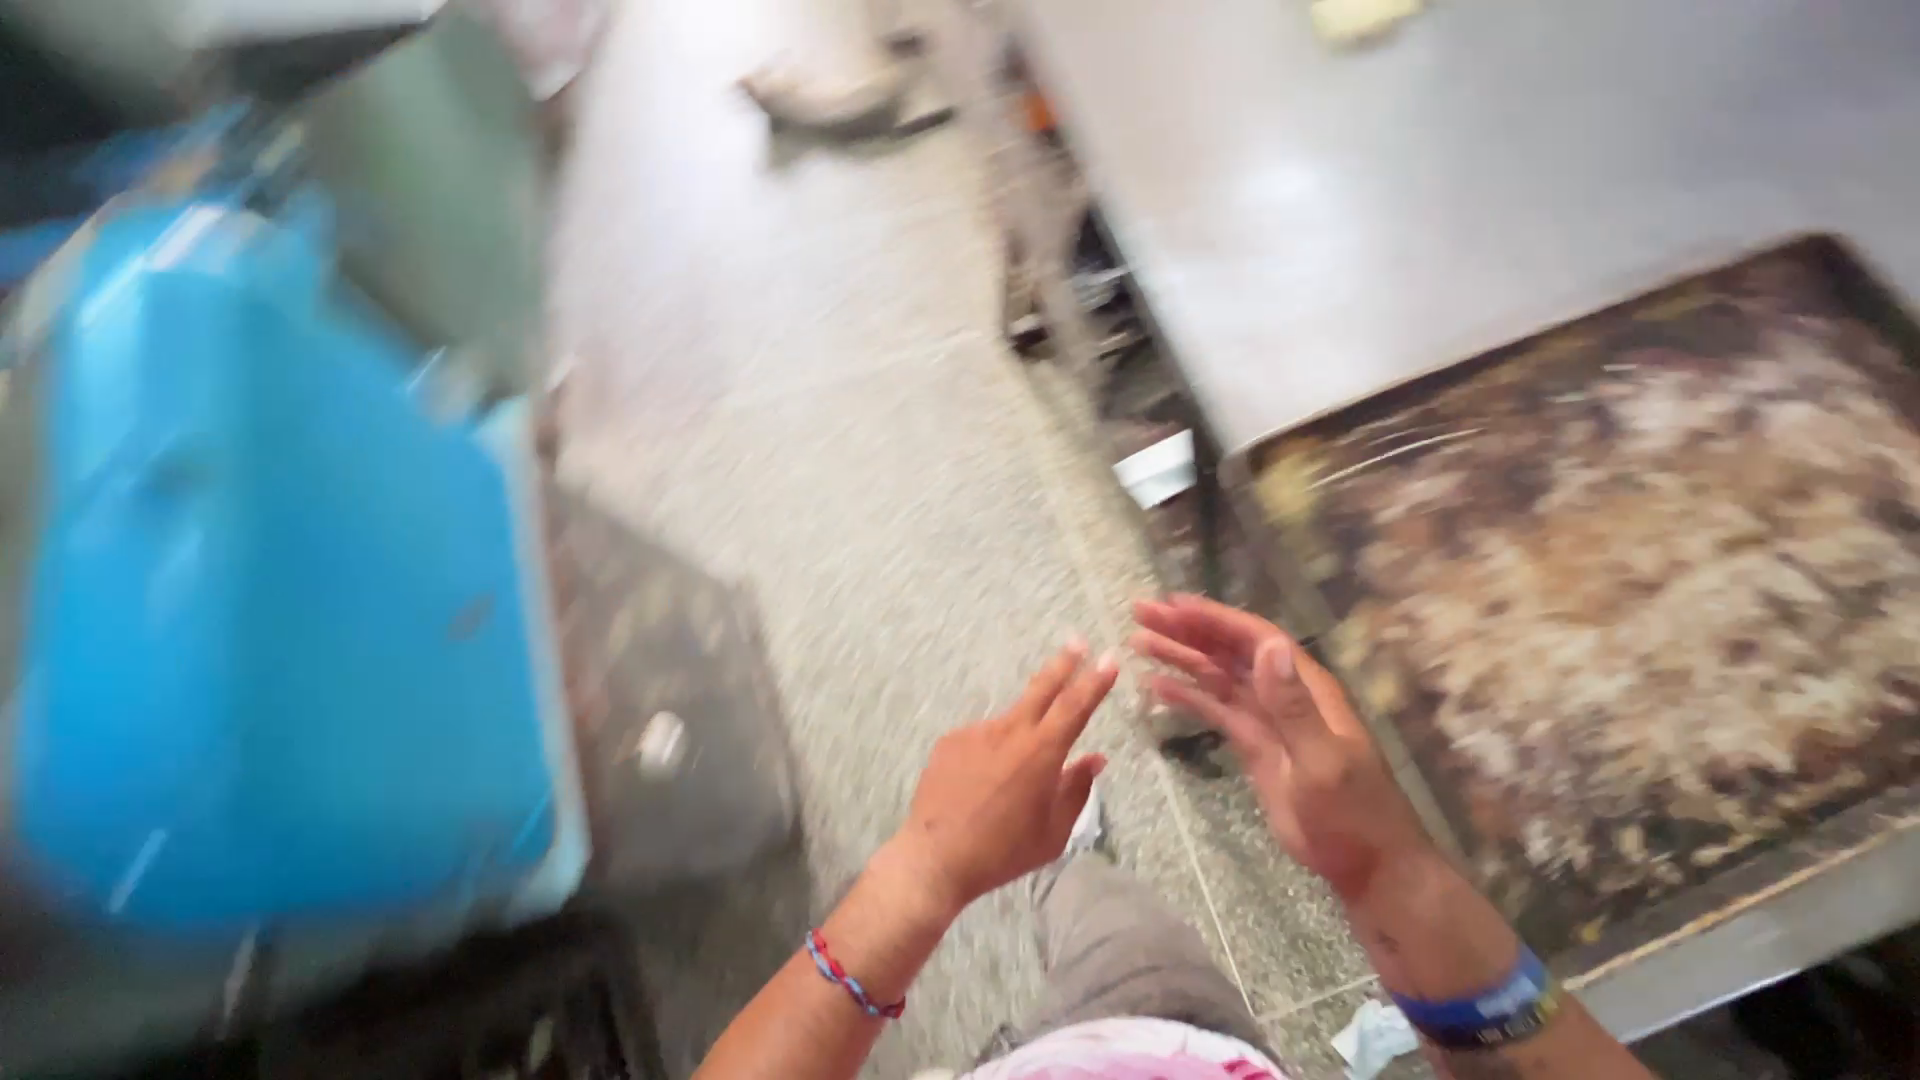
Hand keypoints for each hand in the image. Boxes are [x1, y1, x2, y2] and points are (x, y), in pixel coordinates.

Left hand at [880, 642, 1117, 919]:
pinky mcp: (950, 740)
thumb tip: (1094, 759)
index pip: (1075, 707)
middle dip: (1063, 664)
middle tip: (1077, 642)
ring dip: (1018, 741)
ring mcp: (976, 732)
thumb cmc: (1003, 852)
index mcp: (1041, 753)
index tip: (1109, 659)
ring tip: (1006, 787)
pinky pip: (981, 741)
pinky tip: (978, 788)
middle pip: (1042, 688)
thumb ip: (1076, 790)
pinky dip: (988, 757)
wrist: (936, 856)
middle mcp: (1009, 732)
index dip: (1095, 681)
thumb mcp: (1053, 833)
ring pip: (1009, 726)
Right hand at [1132, 595, 1435, 906]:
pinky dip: (1187, 695)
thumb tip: (1268, 648)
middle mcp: (1283, 692)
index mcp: (1305, 686)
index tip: (1172, 605)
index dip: (1213, 618)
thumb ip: (1293, 706)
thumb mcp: (1322, 760)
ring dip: (1180, 656)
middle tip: (1142, 613)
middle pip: (1229, 650)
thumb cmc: (1352, 813)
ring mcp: (1266, 718)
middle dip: (1186, 630)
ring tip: (1138, 642)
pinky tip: (1156, 685)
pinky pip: (1215, 709)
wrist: (1365, 864)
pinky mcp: (1253, 744)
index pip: (1254, 638)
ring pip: (1217, 676)